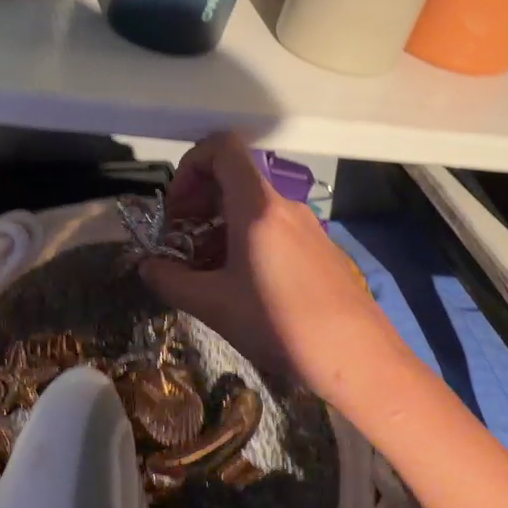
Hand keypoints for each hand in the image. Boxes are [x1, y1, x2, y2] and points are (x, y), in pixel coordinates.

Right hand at [140, 132, 379, 395]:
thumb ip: (171, 280)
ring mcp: (306, 225)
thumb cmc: (280, 324)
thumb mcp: (213, 305)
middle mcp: (284, 204)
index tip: (177, 207)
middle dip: (199, 198)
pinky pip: (273, 225)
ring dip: (220, 222)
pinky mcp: (319, 248)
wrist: (359, 360)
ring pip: (253, 203)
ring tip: (204, 266)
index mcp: (257, 205)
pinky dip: (246, 238)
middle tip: (181, 237)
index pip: (222, 147)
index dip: (190, 165)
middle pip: (235, 174)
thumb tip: (147, 268)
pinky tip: (240, 281)